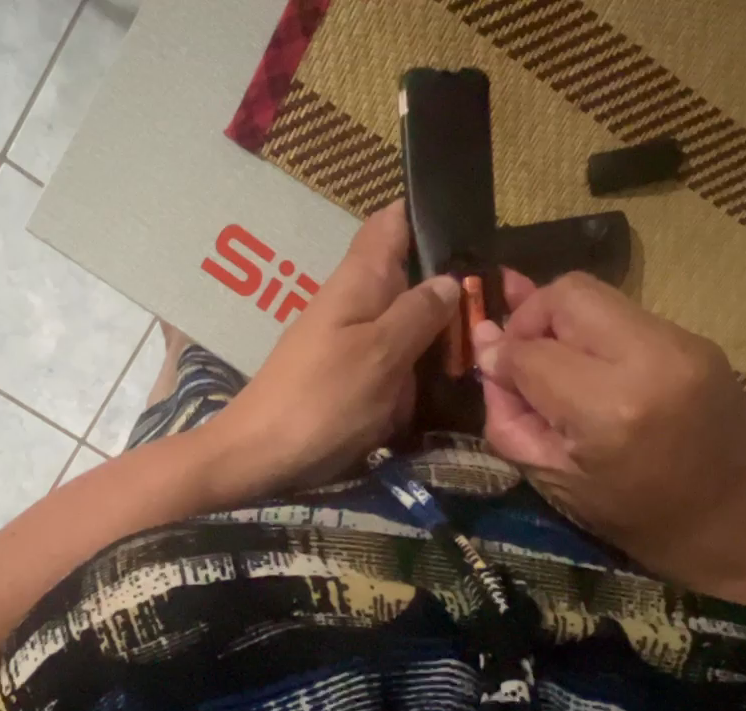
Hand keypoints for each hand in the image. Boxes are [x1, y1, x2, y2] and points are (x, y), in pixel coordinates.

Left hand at [200, 201, 460, 495]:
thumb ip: (418, 314)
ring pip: (401, 328)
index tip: (473, 238)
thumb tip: (448, 280)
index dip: (430, 218)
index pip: (392, 222)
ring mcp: (344, 341)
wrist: (257, 457)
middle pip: (406, 279)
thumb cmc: (321, 401)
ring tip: (464, 364)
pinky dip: (405, 380)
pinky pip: (386, 366)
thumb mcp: (381, 354)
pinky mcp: (341, 377)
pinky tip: (422, 401)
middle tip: (489, 317)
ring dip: (428, 346)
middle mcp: (349, 301)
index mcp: (357, 279)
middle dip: (444, 296)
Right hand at [474, 272, 745, 592]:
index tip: (492, 373)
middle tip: (521, 355)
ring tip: (556, 366)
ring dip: (564, 325)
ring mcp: (683, 344)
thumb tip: (485, 352)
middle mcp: (650, 360)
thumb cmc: (634, 520)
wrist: (735, 527)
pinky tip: (593, 371)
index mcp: (609, 409)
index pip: (531, 351)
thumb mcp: (553, 481)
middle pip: (568, 294)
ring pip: (599, 298)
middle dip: (530, 317)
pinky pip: (628, 318)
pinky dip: (597, 336)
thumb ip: (509, 416)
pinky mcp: (700, 342)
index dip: (501, 358)